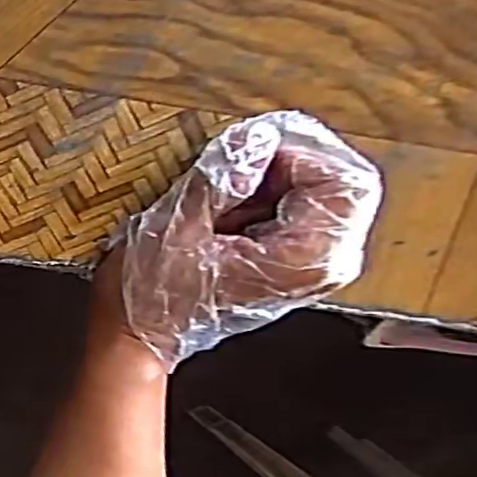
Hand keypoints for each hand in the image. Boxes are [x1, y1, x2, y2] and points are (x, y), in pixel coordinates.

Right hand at [104, 111, 381, 367]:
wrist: (133, 337)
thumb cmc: (146, 293)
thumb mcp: (171, 229)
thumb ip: (217, 181)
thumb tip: (252, 138)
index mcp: (307, 257)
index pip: (343, 182)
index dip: (297, 153)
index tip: (245, 147)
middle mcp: (323, 264)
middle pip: (334, 190)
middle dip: (282, 167)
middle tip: (227, 160)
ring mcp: (307, 268)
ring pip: (311, 201)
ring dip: (264, 185)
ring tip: (210, 194)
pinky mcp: (285, 268)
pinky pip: (289, 219)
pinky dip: (256, 204)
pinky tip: (214, 213)